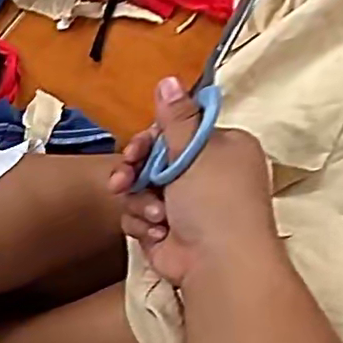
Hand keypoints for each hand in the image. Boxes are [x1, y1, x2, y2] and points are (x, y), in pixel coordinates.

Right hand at [105, 76, 277, 285]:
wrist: (217, 262)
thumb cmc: (215, 201)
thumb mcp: (196, 152)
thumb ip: (176, 119)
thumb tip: (167, 79)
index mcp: (220, 148)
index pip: (177, 132)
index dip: (151, 140)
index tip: (137, 150)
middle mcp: (202, 174)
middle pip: (152, 160)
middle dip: (135, 171)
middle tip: (123, 178)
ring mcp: (182, 205)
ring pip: (140, 191)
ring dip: (141, 202)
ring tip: (155, 216)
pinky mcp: (164, 231)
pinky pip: (138, 217)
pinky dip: (143, 224)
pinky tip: (156, 233)